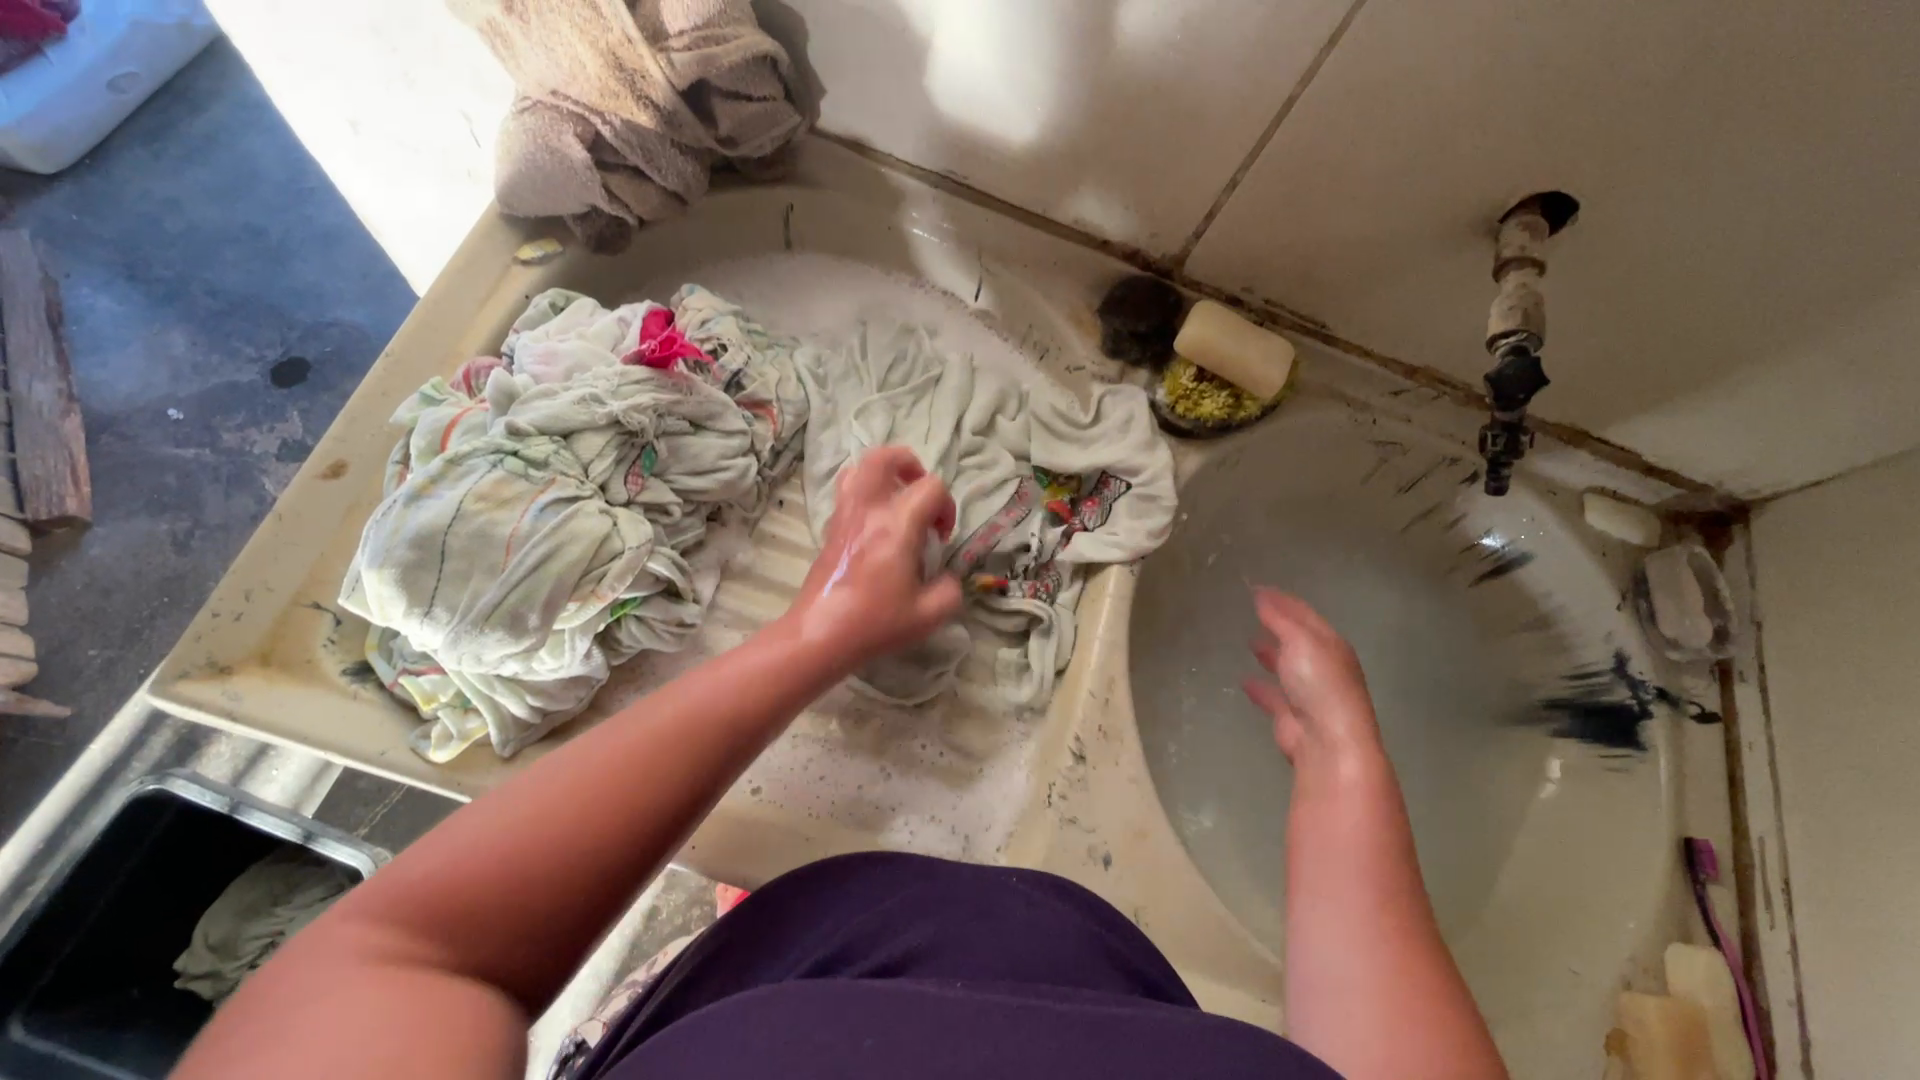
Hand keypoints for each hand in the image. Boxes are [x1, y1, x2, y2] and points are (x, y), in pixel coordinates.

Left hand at [778, 445, 963, 669]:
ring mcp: (844, 516)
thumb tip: (947, 579)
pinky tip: (875, 526)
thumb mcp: (929, 615)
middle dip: (909, 464)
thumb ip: (950, 590)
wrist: (820, 634)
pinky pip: (846, 493)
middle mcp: (868, 510)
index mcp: (897, 524)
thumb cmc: (875, 622)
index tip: (941, 537)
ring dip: (882, 475)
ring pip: (858, 469)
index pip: (931, 486)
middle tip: (920, 492)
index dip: (946, 506)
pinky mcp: (830, 530)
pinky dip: (864, 495)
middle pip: (883, 457)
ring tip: (896, 500)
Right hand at [1243, 588, 1384, 768]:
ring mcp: (1310, 694)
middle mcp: (1324, 667)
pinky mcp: (1293, 717)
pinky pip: (1274, 696)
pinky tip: (1243, 681)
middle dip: (1280, 627)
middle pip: (1299, 641)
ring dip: (1271, 655)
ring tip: (1249, 643)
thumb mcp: (1300, 640)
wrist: (1327, 741)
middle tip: (1254, 613)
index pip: (1305, 615)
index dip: (1283, 601)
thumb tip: (1260, 592)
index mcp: (1331, 645)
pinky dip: (1260, 687)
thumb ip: (1280, 617)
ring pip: (1287, 668)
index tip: (1257, 589)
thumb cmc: (1319, 683)